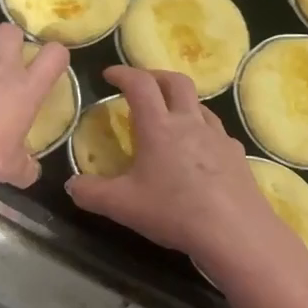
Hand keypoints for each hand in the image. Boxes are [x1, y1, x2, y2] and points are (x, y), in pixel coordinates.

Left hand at [0, 23, 69, 185]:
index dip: (56, 54)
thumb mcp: (8, 168)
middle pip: (11, 30)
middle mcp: (1, 66)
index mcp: (27, 88)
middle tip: (4, 56)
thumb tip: (31, 173)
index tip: (49, 62)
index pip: (54, 55)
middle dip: (9, 38)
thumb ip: (24, 168)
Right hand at [66, 66, 302, 278]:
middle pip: (175, 81)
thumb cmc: (174, 212)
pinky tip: (196, 151)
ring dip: (180, 101)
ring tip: (168, 116)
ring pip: (199, 105)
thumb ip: (90, 192)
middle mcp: (190, 123)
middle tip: (140, 84)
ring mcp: (218, 137)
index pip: (140, 84)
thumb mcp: (120, 205)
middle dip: (154, 75)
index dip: (122, 73)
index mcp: (158, 126)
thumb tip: (70, 184)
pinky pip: (216, 132)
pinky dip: (200, 130)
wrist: (237, 234)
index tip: (108, 75)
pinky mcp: (237, 156)